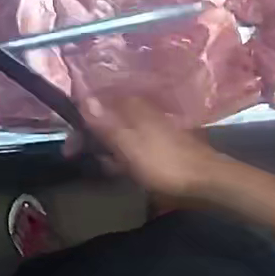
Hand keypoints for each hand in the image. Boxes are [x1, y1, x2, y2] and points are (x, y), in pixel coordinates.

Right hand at [73, 97, 224, 198]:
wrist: (204, 179)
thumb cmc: (163, 164)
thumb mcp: (128, 145)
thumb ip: (105, 123)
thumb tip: (83, 95)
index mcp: (132, 106)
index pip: (96, 104)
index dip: (79, 125)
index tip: (70, 147)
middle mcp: (140, 111)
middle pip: (106, 119)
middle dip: (92, 140)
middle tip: (85, 161)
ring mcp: (150, 126)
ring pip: (118, 135)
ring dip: (108, 152)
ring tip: (110, 169)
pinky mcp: (158, 142)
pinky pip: (131, 146)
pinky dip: (124, 157)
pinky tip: (124, 171)